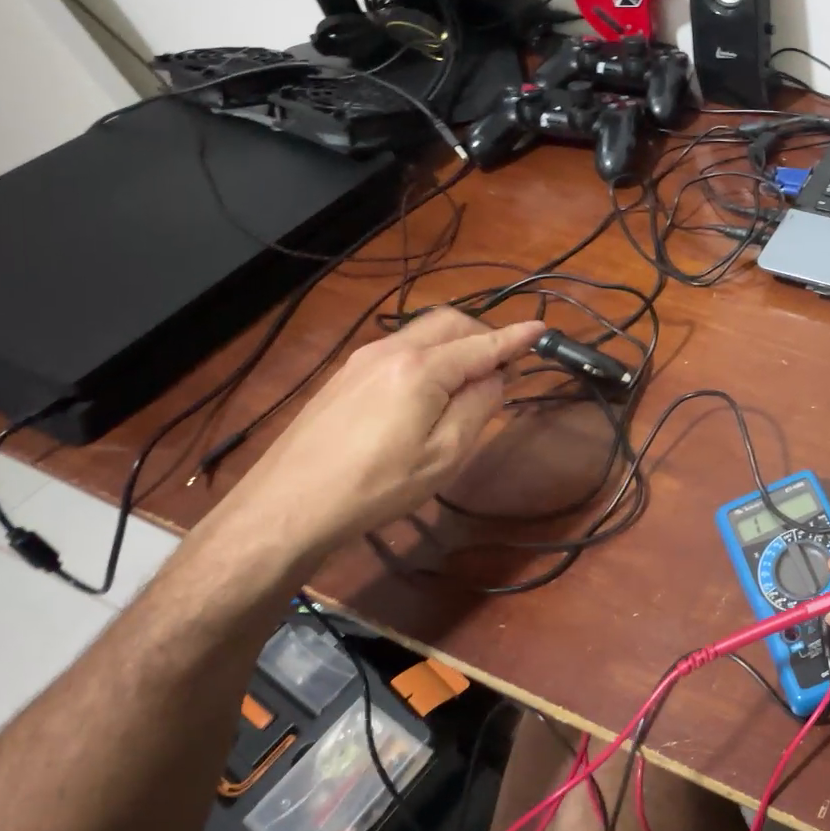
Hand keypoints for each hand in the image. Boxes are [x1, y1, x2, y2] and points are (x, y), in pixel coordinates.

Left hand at [215, 308, 544, 559]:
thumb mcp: (444, 455)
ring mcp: (361, 362)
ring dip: (456, 345)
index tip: (543, 328)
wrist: (285, 508)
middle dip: (484, 334)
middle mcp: (390, 351)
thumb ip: (478, 407)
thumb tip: (495, 377)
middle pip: (450, 323)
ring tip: (471, 383)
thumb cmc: (376, 486)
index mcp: (420, 369)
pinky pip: (401, 350)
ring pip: (423, 334)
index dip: (515, 337)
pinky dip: (430, 357)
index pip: (481, 344)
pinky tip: (431, 392)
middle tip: (506, 366)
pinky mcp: (344, 377)